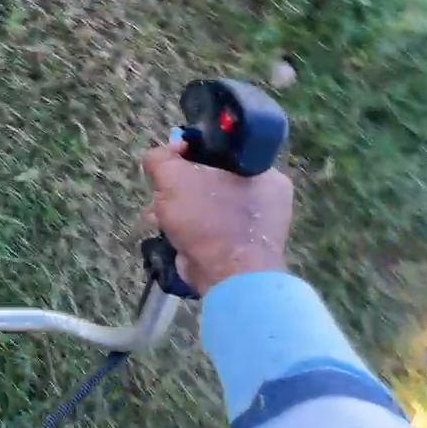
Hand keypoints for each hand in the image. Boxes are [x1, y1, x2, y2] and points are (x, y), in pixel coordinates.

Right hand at [142, 139, 293, 292]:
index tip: (170, 164)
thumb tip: (168, 153)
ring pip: (202, 200)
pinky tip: (169, 231)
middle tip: (164, 193)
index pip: (218, 151)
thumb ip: (161, 156)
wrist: (227, 276)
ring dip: (174, 206)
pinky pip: (206, 222)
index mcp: (264, 175)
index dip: (188, 154)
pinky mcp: (240, 243)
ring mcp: (255, 223)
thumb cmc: (207, 219)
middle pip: (205, 176)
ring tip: (160, 216)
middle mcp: (266, 197)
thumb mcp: (172, 175)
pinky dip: (185, 224)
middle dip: (175, 186)